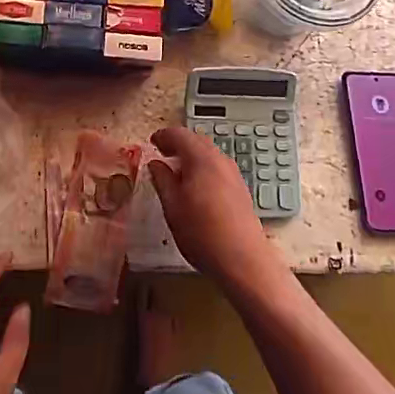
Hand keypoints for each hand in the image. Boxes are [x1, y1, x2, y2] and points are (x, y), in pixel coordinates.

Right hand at [148, 127, 285, 296]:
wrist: (242, 259)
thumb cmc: (201, 232)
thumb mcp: (172, 206)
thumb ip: (162, 179)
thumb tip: (156, 163)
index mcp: (201, 159)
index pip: (180, 135)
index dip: (163, 136)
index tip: (152, 142)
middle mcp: (220, 160)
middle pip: (197, 140)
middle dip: (178, 143)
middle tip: (162, 153)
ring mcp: (234, 174)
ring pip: (209, 154)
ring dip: (192, 155)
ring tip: (177, 170)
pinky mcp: (240, 189)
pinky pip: (218, 167)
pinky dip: (204, 167)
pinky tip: (196, 185)